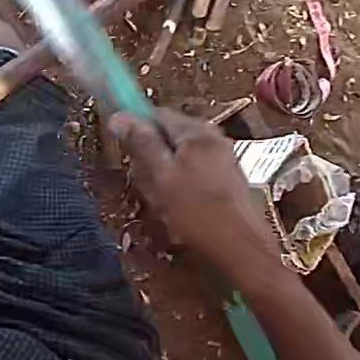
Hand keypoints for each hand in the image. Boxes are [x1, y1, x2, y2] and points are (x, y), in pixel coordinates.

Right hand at [111, 109, 289, 288]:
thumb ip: (142, 144)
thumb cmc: (196, 211)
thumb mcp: (161, 176)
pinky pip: (194, 170)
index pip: (157, 114)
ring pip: (181, 155)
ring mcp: (223, 156)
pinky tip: (179, 205)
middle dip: (152, 154)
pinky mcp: (227, 177)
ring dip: (164, 172)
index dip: (136, 128)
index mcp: (197, 131)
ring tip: (161, 198)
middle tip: (144, 181)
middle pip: (170, 134)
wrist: (239, 245)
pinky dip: (181, 182)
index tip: (125, 150)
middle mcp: (213, 136)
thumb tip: (119, 116)